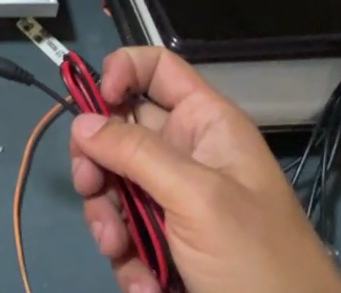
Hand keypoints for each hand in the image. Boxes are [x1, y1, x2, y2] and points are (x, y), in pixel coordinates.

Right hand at [70, 48, 340, 292]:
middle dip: (98, 159)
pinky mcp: (165, 242)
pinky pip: (124, 228)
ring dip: (106, 214)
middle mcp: (187, 153)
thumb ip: (136, 152)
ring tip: (117, 248)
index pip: (156, 69)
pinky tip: (142, 281)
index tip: (96, 103)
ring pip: (114, 181)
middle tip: (90, 186)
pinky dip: (124, 254)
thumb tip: (82, 123)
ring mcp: (174, 199)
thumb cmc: (258, 261)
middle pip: (120, 128)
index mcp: (206, 125)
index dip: (122, 72)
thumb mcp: (198, 197)